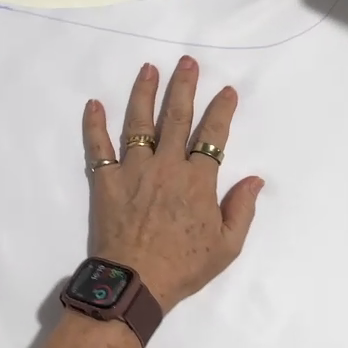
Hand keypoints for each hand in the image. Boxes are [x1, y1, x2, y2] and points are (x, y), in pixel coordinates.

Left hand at [80, 56, 264, 312]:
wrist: (134, 284)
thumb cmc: (183, 267)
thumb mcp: (226, 247)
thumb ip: (241, 210)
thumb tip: (254, 179)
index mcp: (198, 181)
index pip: (213, 136)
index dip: (221, 111)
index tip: (226, 92)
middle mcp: (166, 166)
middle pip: (177, 118)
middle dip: (184, 87)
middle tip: (187, 62)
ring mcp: (134, 170)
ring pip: (140, 123)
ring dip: (145, 93)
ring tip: (149, 69)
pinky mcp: (106, 181)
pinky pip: (98, 148)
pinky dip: (95, 126)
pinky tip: (93, 105)